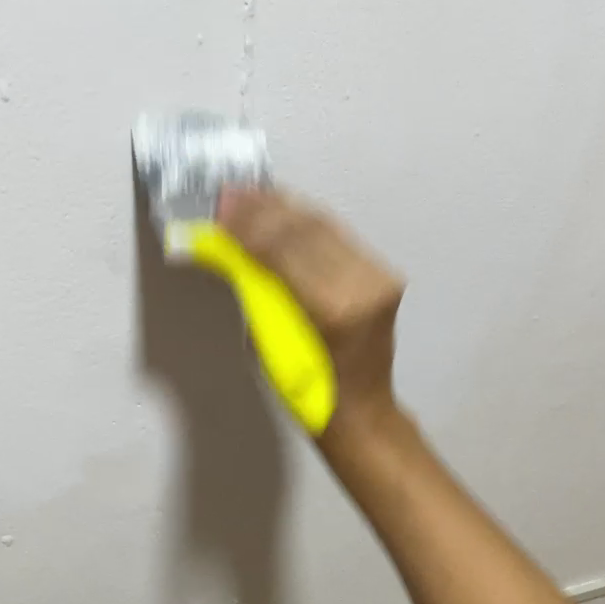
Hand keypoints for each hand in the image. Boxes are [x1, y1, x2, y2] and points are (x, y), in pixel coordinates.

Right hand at [217, 187, 405, 440]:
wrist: (362, 410)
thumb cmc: (307, 393)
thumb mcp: (271, 346)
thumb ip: (261, 293)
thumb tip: (236, 250)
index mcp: (333, 310)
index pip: (285, 251)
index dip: (250, 225)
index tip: (220, 207)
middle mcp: (363, 285)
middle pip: (307, 230)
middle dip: (264, 209)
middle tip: (229, 192)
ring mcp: (379, 277)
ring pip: (325, 226)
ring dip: (285, 208)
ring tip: (250, 194)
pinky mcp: (384, 274)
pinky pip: (338, 238)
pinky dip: (306, 222)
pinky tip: (283, 211)